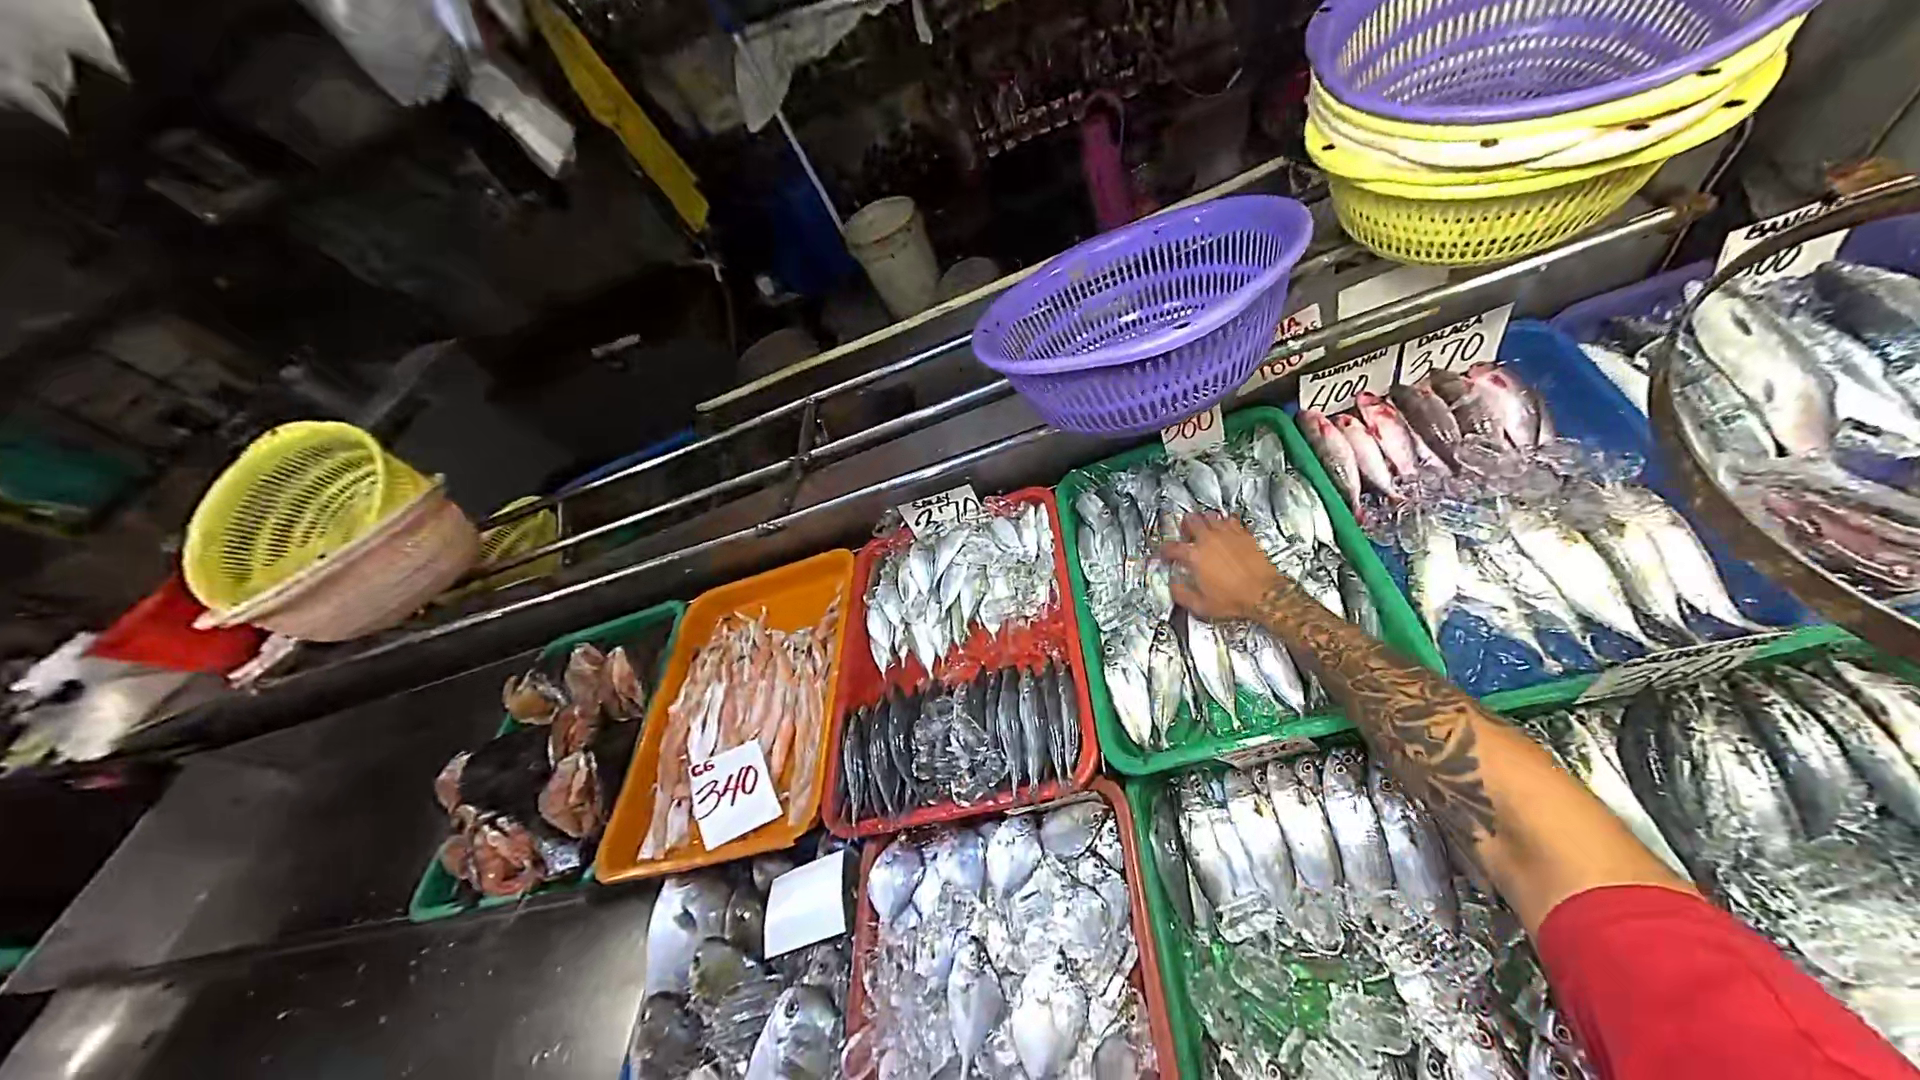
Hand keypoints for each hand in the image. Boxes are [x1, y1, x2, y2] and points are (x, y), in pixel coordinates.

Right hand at [1160, 514, 1285, 621]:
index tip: (1166, 554)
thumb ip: (1182, 594)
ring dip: (1204, 520)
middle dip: (1184, 526)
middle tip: (1185, 533)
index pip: (1172, 547)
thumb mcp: (1201, 605)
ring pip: (1211, 516)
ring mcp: (1228, 535)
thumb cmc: (1237, 599)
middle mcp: (1210, 541)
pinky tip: (1225, 529)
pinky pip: (1231, 520)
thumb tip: (1174, 587)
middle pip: (1191, 520)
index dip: (1165, 551)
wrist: (1265, 595)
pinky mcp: (1245, 535)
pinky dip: (1225, 522)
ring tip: (1203, 528)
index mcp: (1195, 556)